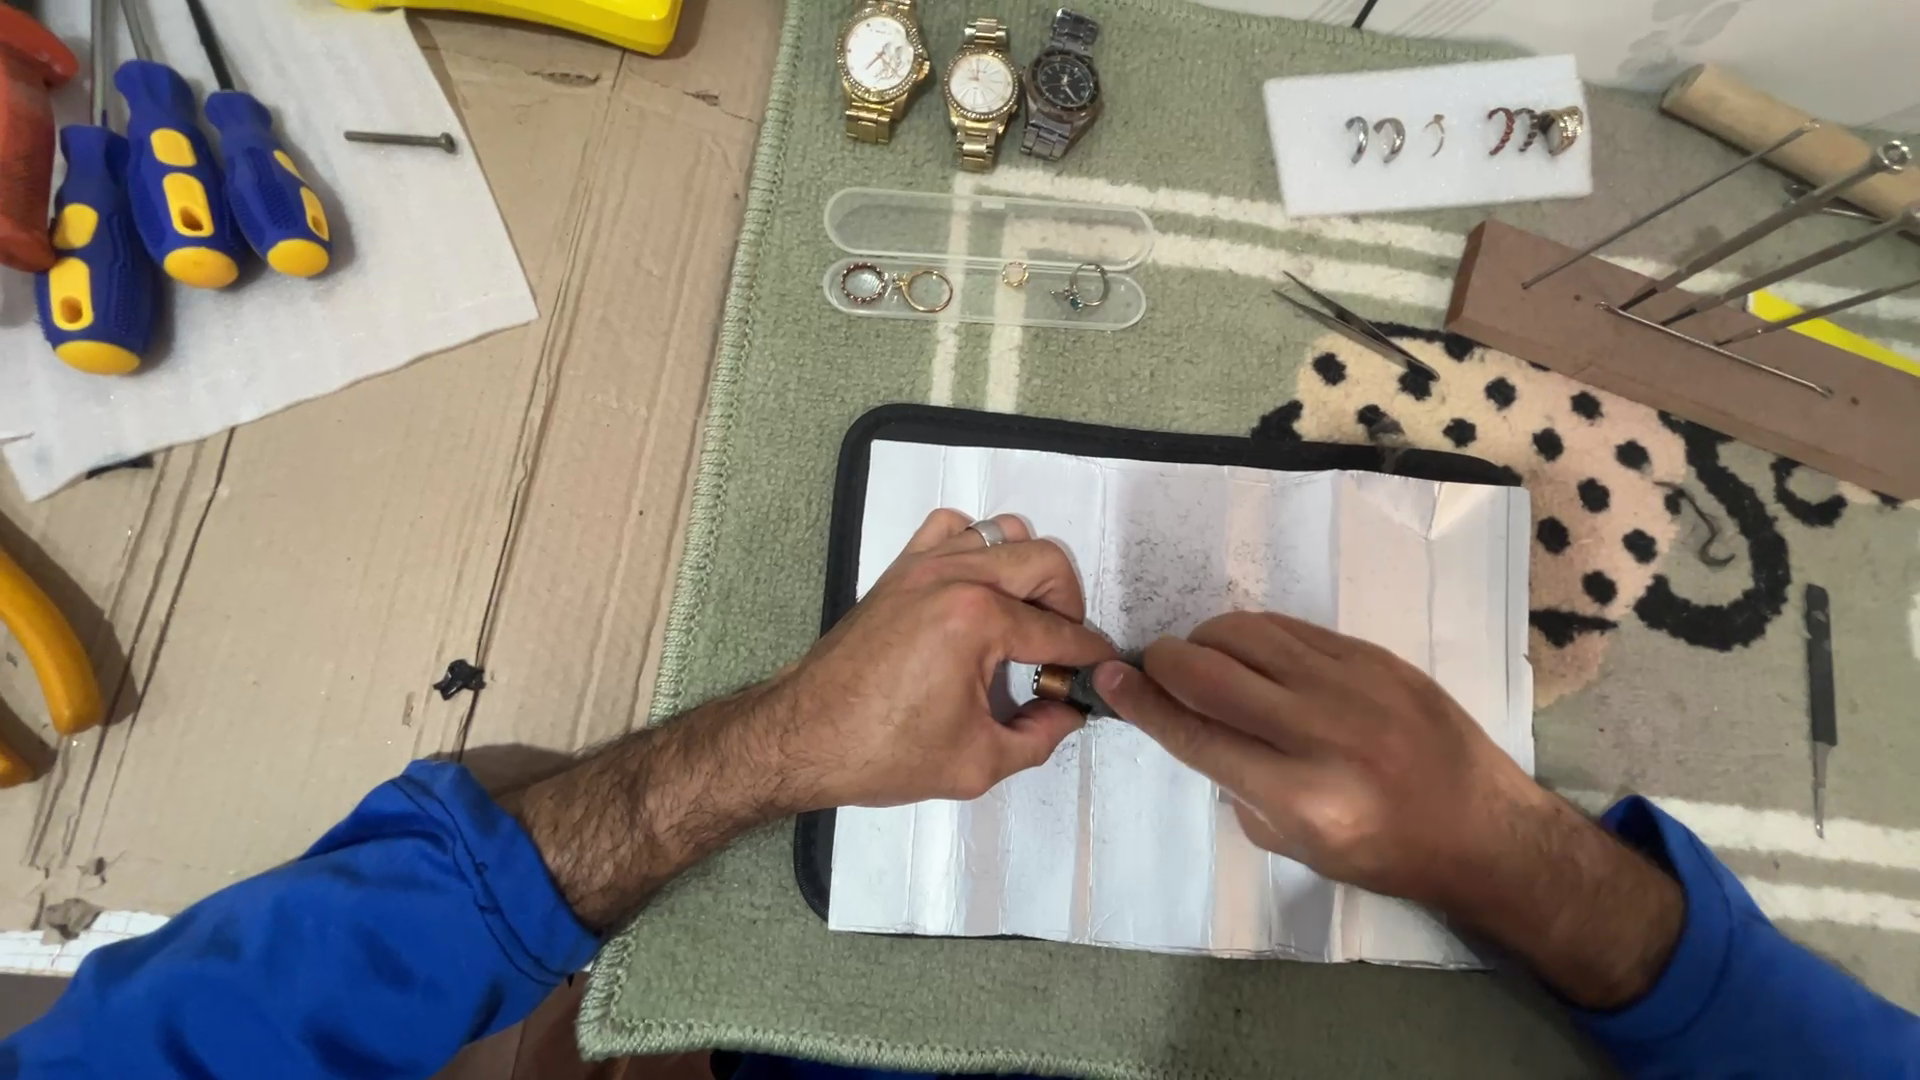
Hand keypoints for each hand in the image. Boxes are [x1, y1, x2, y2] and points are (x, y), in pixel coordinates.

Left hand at [504, 509, 1110, 931]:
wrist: (803, 737)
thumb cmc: (881, 752)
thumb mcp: (978, 763)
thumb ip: (1041, 734)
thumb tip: (1068, 709)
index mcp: (976, 620)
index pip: (1060, 632)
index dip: (1089, 657)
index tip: (1099, 671)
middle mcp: (954, 576)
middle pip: (1047, 562)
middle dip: (1070, 605)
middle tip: (1061, 649)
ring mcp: (924, 564)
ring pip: (1005, 532)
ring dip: (1028, 571)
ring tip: (1023, 618)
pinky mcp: (900, 567)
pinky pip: (952, 527)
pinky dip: (977, 546)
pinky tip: (977, 588)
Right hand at [1096, 611, 1681, 1008]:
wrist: (1487, 830)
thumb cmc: (1382, 852)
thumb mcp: (1292, 843)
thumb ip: (1231, 780)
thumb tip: (1186, 719)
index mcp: (1301, 799)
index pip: (1195, 736)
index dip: (1141, 703)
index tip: (1108, 677)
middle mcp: (1323, 735)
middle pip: (1207, 673)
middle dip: (1162, 662)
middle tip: (1156, 670)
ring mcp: (1352, 686)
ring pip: (1241, 633)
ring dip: (1204, 642)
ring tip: (1208, 662)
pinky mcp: (1373, 656)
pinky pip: (1284, 626)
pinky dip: (1249, 635)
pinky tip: (1252, 655)